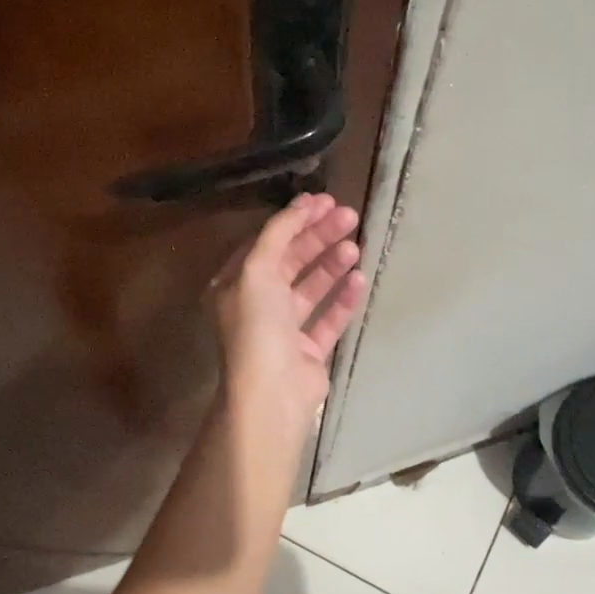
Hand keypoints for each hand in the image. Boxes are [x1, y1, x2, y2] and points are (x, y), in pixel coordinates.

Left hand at [211, 192, 364, 430]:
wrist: (272, 391)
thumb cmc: (257, 327)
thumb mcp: (256, 270)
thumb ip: (278, 234)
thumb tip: (301, 205)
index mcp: (235, 286)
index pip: (266, 244)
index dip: (293, 221)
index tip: (322, 201)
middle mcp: (256, 305)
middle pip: (290, 262)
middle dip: (317, 237)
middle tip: (348, 216)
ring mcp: (283, 330)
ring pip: (310, 288)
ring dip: (331, 264)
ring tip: (356, 245)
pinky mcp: (308, 352)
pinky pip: (328, 318)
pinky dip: (342, 299)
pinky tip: (359, 278)